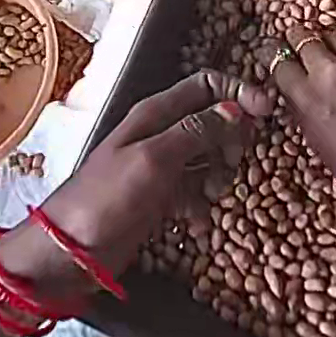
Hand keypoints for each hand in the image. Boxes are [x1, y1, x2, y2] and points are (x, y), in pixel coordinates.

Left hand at [22, 71, 272, 292]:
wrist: (70, 251)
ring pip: (208, 157)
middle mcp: (161, 133)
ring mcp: (161, 166)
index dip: (237, 93)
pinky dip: (201, 205)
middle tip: (234, 163)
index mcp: (156, 113)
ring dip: (219, 175)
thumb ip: (195, 132)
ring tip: (209, 198)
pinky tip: (196, 223)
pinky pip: (195, 191)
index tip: (266, 113)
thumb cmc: (107, 198)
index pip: (205, 85)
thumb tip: (236, 109)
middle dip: (231, 139)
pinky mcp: (161, 197)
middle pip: (212, 120)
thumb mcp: (154, 159)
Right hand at [269, 26, 335, 208]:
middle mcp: (334, 74)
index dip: (278, 61)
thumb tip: (292, 84)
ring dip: (326, 49)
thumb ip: (299, 104)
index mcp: (309, 96)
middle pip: (304, 37)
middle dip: (297, 42)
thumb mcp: (313, 137)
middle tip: (296, 48)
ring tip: (326, 62)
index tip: (278, 60)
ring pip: (334, 40)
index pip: (280, 61)